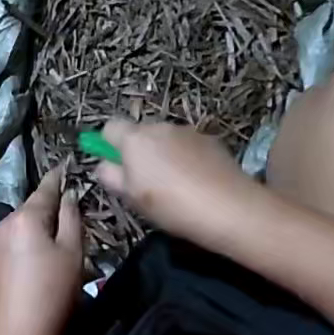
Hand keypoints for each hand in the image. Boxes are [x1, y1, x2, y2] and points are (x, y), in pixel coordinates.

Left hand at [0, 165, 83, 334]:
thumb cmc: (49, 296)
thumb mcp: (72, 254)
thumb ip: (71, 219)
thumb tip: (68, 195)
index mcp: (25, 216)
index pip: (46, 188)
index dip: (59, 178)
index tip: (68, 167)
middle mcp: (1, 223)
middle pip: (31, 210)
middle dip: (49, 213)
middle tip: (72, 228)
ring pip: (19, 229)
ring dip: (35, 233)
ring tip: (53, 254)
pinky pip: (8, 247)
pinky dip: (22, 250)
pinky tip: (32, 271)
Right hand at [93, 119, 262, 245]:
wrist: (229, 207)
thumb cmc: (170, 205)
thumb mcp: (131, 197)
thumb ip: (111, 176)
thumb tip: (104, 165)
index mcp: (134, 139)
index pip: (110, 127)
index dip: (108, 144)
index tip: (115, 167)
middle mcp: (159, 127)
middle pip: (139, 132)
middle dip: (138, 151)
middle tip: (145, 182)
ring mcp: (187, 131)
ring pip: (164, 139)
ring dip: (163, 154)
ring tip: (174, 185)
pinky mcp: (210, 140)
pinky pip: (187, 146)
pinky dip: (185, 158)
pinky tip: (195, 182)